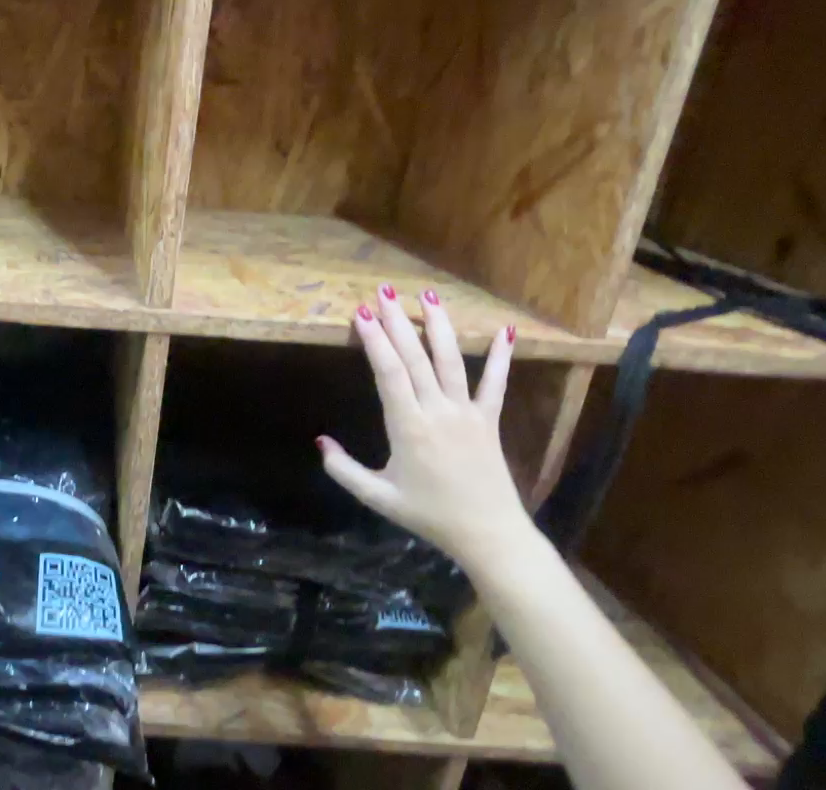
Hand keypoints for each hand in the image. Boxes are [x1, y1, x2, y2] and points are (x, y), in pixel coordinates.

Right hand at [316, 285, 530, 571]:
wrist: (488, 534)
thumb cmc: (428, 515)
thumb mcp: (378, 498)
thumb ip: (344, 470)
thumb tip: (319, 441)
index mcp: (409, 428)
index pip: (389, 373)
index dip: (375, 341)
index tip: (361, 313)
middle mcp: (438, 412)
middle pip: (416, 358)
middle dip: (398, 321)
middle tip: (384, 291)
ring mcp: (467, 414)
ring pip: (452, 361)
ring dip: (439, 326)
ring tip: (428, 295)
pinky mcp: (489, 421)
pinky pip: (496, 385)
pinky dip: (501, 358)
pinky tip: (505, 331)